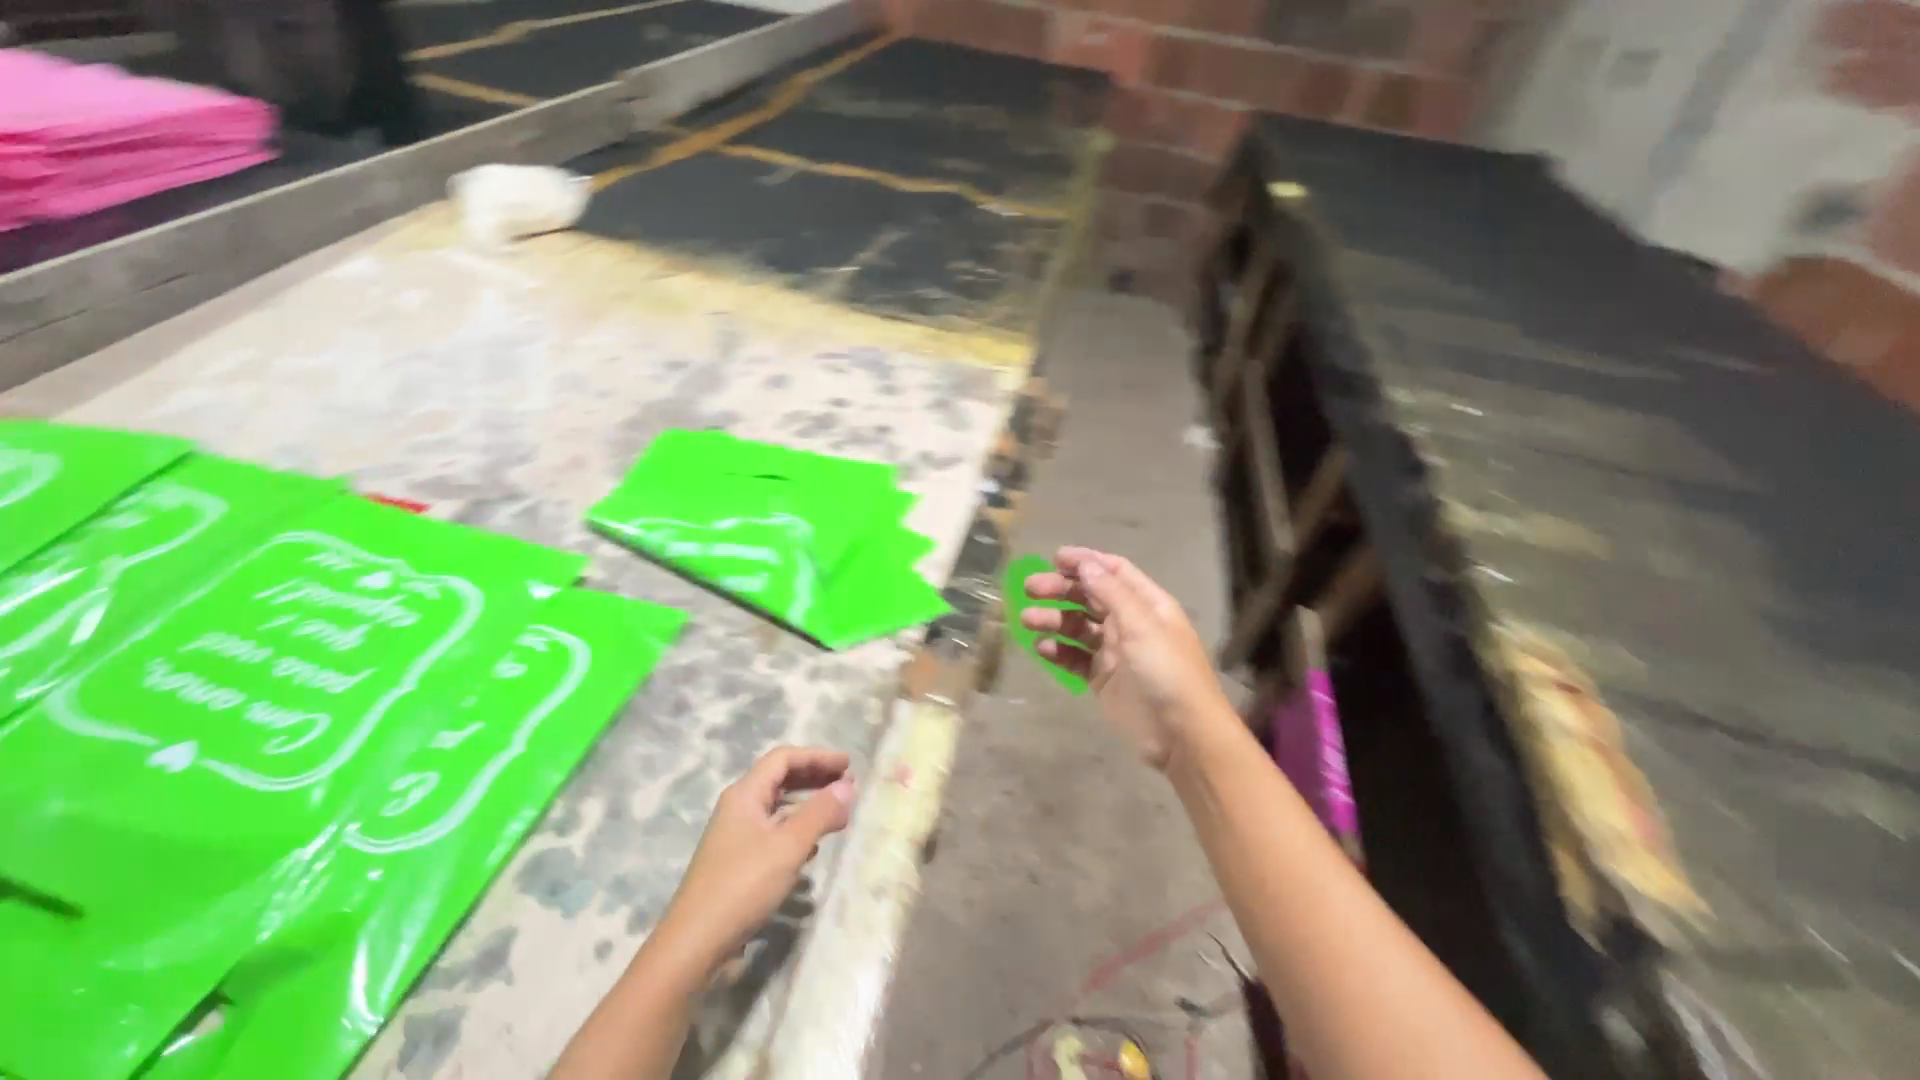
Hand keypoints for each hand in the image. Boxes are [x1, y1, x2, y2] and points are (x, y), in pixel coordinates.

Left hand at [653, 747, 855, 975]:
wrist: (696, 941)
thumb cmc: (743, 885)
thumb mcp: (788, 846)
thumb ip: (820, 813)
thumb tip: (847, 787)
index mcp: (745, 794)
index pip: (783, 758)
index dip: (818, 756)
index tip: (849, 765)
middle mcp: (738, 808)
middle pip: (780, 779)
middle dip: (815, 778)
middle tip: (848, 785)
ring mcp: (736, 836)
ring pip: (778, 808)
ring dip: (808, 805)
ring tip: (837, 815)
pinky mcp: (739, 861)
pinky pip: (773, 832)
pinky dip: (796, 831)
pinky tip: (812, 848)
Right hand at [1022, 547, 1233, 769]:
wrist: (1182, 736)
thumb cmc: (1167, 673)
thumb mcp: (1142, 626)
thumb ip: (1112, 593)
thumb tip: (1085, 564)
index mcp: (1148, 605)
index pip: (1114, 572)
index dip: (1086, 561)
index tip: (1054, 558)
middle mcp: (1131, 624)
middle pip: (1091, 597)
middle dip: (1062, 589)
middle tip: (1031, 588)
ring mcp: (1116, 653)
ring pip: (1079, 627)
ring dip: (1054, 619)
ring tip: (1029, 620)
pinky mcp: (1103, 680)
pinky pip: (1076, 658)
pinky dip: (1058, 651)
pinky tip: (1042, 649)